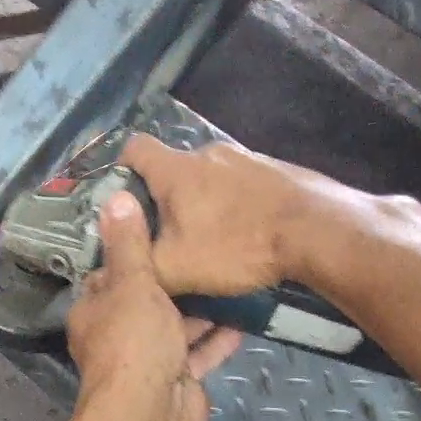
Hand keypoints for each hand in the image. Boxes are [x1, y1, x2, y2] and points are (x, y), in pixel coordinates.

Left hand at [66, 189, 242, 420]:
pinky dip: (217, 339)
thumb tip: (113, 199)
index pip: (108, 276)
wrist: (152, 411)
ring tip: (233, 278)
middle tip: (208, 249)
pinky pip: (198, 353)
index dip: (132, 253)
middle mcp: (115, 335)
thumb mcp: (131, 283)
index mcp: (94, 311)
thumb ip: (128, 244)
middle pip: (146, 301)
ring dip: (202, 310)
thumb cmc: (134, 341)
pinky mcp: (177, 379)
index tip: (163, 229)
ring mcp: (147, 360)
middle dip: (176, 282)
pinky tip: (245, 319)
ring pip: (176, 327)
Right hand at [119, 134, 367, 295]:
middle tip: (160, 237)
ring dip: (198, 204)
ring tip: (204, 242)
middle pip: (170, 170)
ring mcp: (246, 158)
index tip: (117, 199)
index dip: (118, 169)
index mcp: (176, 170)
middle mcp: (208, 154)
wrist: (322, 232)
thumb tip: (98, 271)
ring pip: (206, 179)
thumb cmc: (237, 246)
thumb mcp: (173, 269)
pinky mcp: (275, 171)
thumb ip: (133, 265)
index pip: (133, 148)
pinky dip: (230, 207)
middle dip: (160, 199)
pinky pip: (237, 186)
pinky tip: (240, 237)